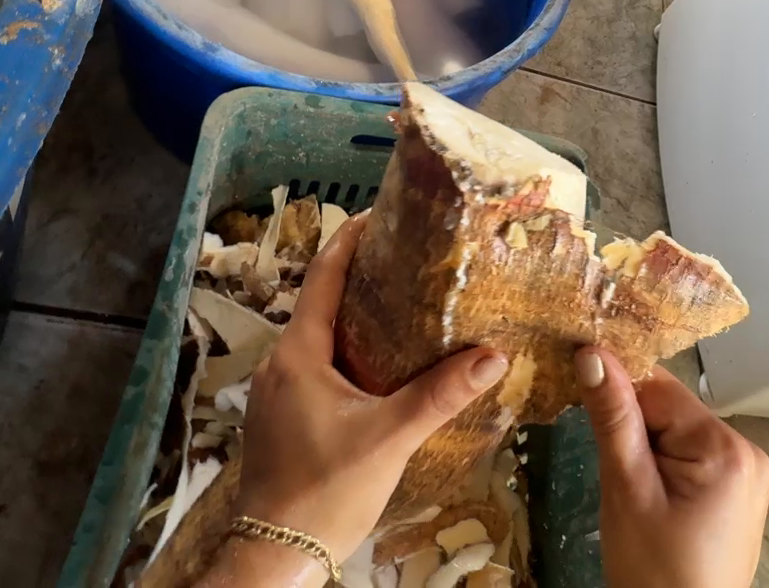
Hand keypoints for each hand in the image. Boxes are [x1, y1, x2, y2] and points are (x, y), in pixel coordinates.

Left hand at [198, 212, 509, 586]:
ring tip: (405, 299)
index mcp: (299, 352)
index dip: (349, 240)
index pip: (322, 276)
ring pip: (320, 331)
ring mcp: (281, 389)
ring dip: (356, 309)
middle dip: (360, 271)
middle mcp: (283, 361)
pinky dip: (349, 343)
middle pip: (321, 298)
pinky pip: (318, 359)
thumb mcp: (389, 439)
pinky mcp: (286, 413)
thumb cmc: (325, 491)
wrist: (274, 560)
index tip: (380, 214)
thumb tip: (494, 356)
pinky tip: (383, 356)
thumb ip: (440, 395)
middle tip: (409, 256)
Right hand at [580, 346, 768, 587]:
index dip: (620, 399)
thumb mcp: (626, 490)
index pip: (658, 390)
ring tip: (636, 492)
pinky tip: (654, 500)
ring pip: (676, 431)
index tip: (588, 409)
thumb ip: (613, 417)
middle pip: (669, 410)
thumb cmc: (652, 571)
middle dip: (635, 431)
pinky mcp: (738, 490)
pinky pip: (690, 455)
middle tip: (619, 475)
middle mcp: (746, 448)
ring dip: (647, 449)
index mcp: (726, 446)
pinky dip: (664, 466)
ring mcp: (747, 471)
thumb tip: (592, 352)